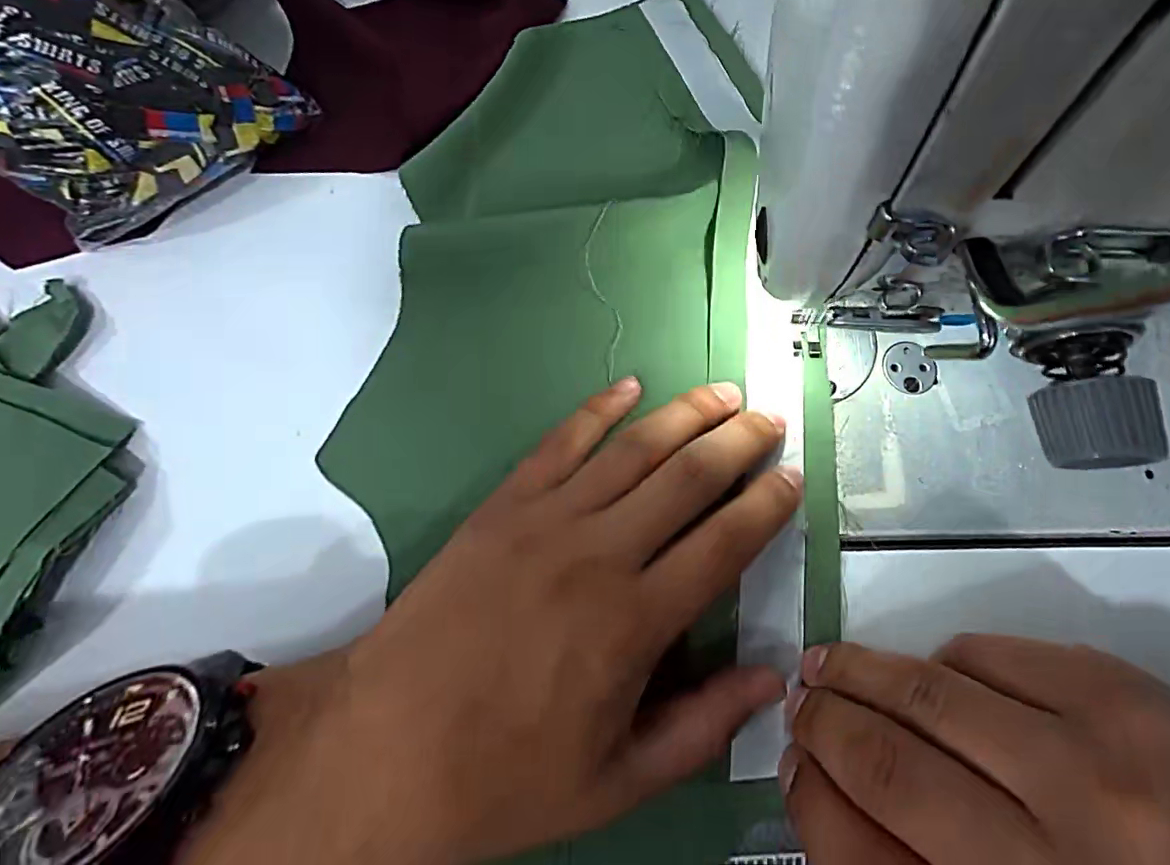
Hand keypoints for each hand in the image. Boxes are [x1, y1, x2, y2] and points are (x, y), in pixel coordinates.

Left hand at [187, 379, 801, 864]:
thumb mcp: (615, 782)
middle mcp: (600, 555)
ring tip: (724, 393)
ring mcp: (547, 521)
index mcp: (636, 622)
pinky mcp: (503, 506)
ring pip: (635, 448)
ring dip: (687, 413)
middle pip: (689, 478)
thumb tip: (773, 680)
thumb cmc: (504, 776)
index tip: (793, 476)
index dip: (769, 504)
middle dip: (740, 440)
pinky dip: (598, 408)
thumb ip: (702, 727)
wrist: (376, 755)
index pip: (726, 543)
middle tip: (771, 418)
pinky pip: (560, 442)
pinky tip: (631, 386)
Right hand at [782, 637, 1169, 864]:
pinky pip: (996, 658)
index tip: (794, 768)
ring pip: (932, 694)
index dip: (816, 804)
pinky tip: (932, 668)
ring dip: (866, 675)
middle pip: (890, 764)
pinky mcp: (1117, 691)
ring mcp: (1085, 757)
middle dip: (824, 724)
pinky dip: (949, 661)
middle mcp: (1048, 849)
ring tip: (828, 664)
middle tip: (795, 698)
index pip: (873, 855)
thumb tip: (853, 820)